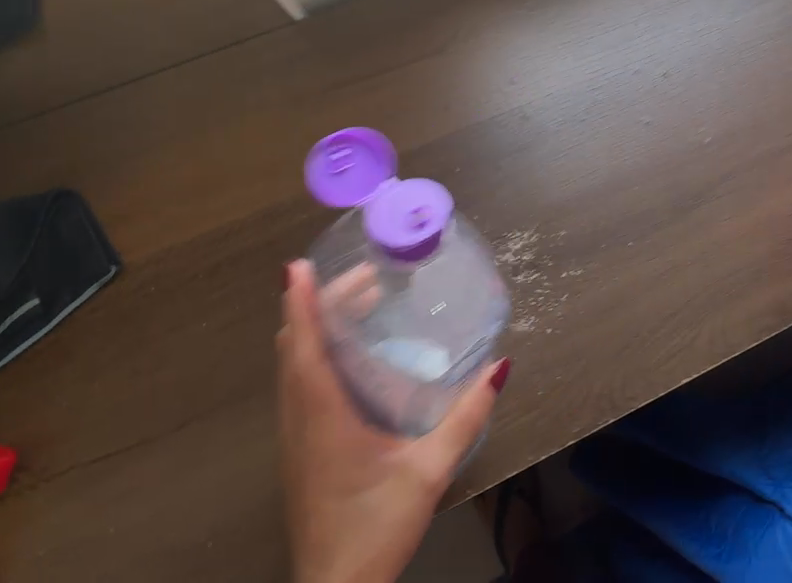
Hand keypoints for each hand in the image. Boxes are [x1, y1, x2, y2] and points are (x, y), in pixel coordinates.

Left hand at [279, 259, 509, 582]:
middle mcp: (299, 419)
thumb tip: (500, 366)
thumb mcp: (429, 472)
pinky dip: (311, 354)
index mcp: (323, 417)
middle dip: (318, 304)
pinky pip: (295, 386)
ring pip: (291, 367)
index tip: (299, 264)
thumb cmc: (376, 527)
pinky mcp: (298, 452)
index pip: (304, 346)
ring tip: (354, 304)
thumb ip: (465, 418)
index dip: (300, 303)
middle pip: (294, 348)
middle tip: (363, 279)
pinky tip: (344, 358)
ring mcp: (293, 438)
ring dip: (313, 328)